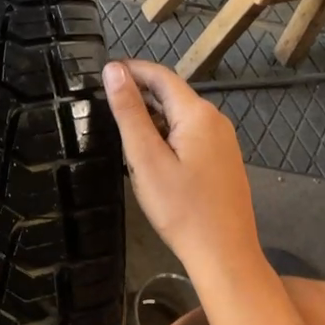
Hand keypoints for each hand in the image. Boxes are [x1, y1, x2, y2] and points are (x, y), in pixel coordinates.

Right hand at [102, 60, 259, 272]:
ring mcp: (223, 141)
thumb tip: (113, 70)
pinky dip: (166, 131)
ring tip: (119, 125)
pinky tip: (149, 150)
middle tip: (102, 101)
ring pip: (180, 114)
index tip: (101, 73)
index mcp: (197, 114)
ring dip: (151, 112)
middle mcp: (215, 120)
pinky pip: (190, 132)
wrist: (224, 255)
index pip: (160, 75)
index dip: (130, 69)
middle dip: (139, 91)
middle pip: (172, 93)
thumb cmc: (181, 208)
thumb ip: (129, 112)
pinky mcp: (222, 160)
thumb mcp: (146, 158)